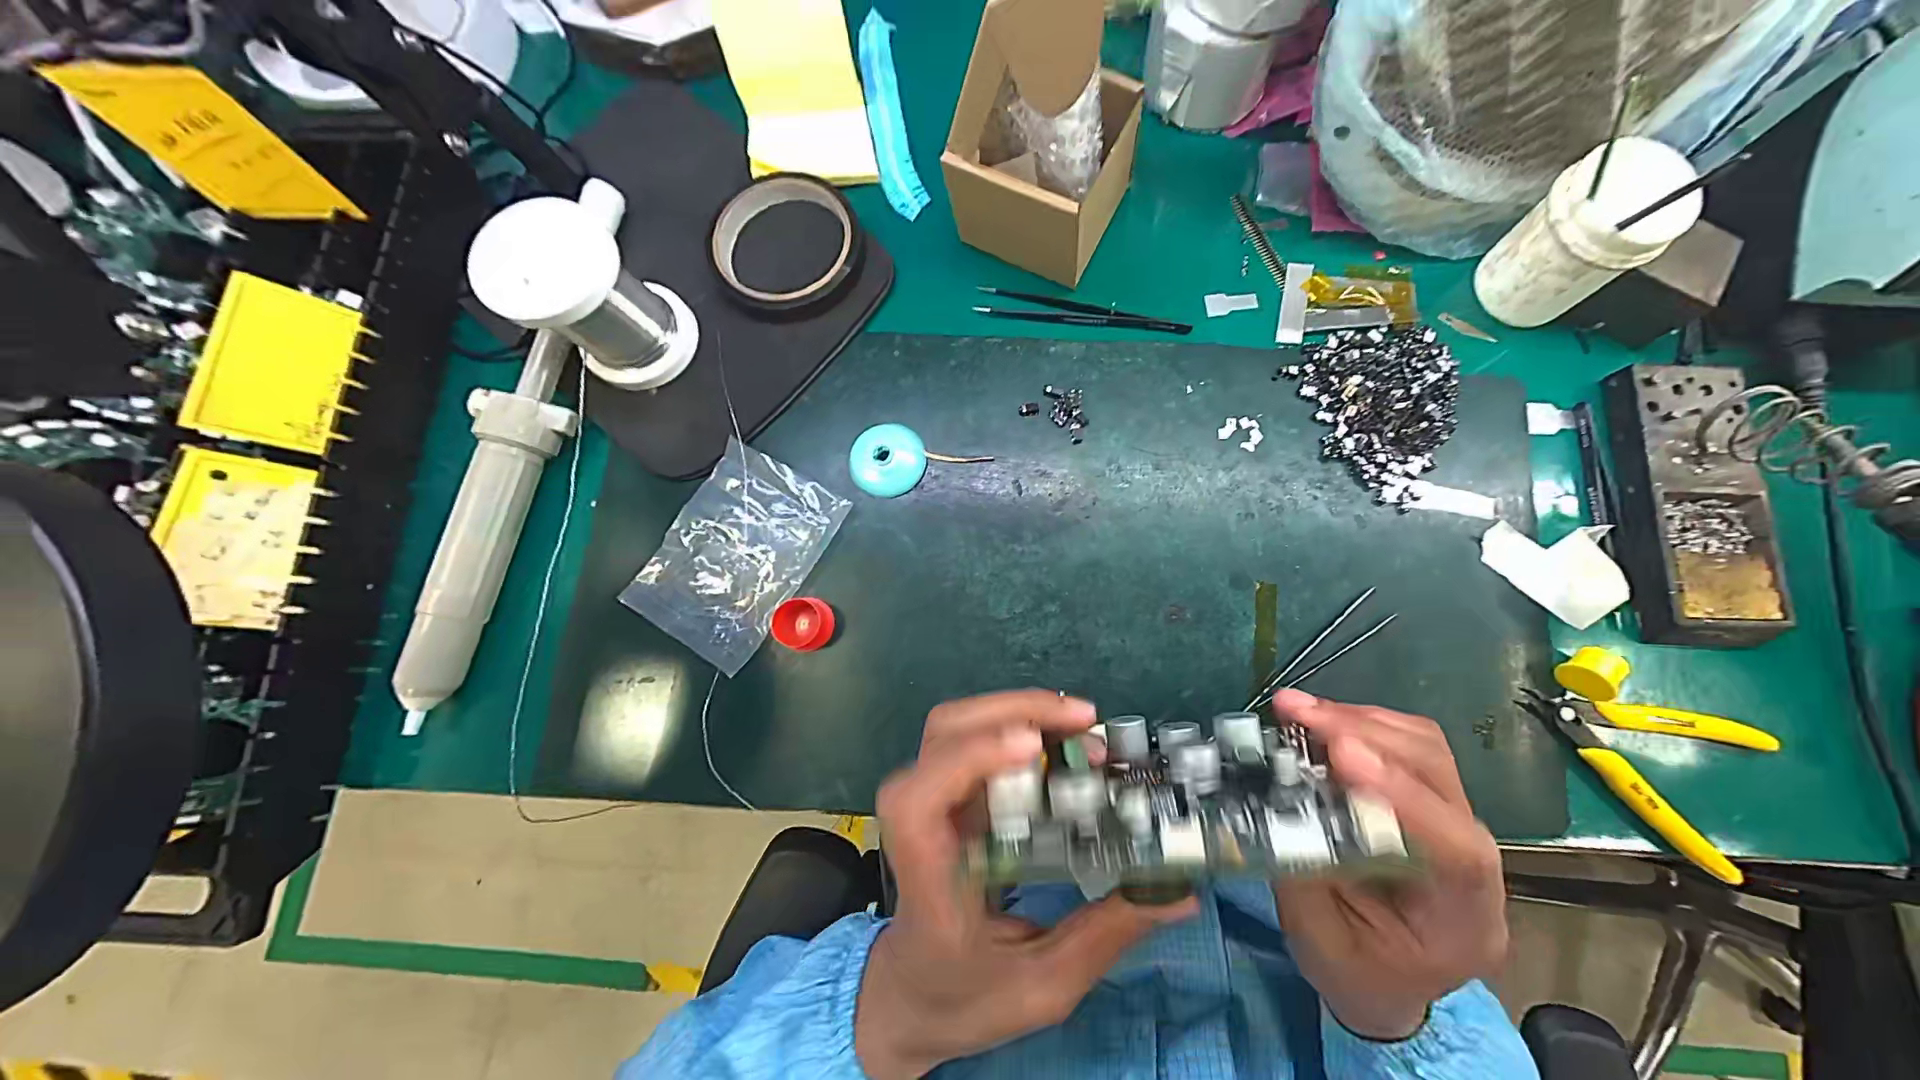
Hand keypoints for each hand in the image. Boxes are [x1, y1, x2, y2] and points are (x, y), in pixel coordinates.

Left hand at [855, 691, 1197, 1078]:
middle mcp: (918, 824)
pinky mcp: (948, 794)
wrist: (911, 991)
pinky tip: (1062, 738)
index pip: (920, 802)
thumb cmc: (964, 995)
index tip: (1031, 746)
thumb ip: (1104, 936)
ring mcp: (930, 801)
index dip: (968, 758)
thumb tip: (1175, 892)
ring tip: (1081, 725)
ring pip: (957, 725)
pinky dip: (1017, 726)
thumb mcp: (1042, 985)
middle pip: (944, 735)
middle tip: (1084, 722)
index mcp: (929, 878)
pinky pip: (974, 741)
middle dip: (1014, 711)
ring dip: (1018, 710)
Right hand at [1267, 689, 1508, 1039]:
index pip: (1457, 851)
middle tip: (1295, 713)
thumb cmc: (1355, 971)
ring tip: (1296, 710)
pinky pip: (1405, 745)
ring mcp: (1454, 822)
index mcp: (1462, 920)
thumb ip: (1303, 866)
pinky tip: (1316, 721)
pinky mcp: (1426, 798)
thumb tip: (1274, 793)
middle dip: (1365, 735)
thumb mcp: (1318, 938)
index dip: (1403, 794)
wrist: (1383, 981)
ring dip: (1358, 721)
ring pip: (1426, 750)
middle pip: (1439, 778)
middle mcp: (1475, 861)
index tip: (1342, 755)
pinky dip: (1358, 723)